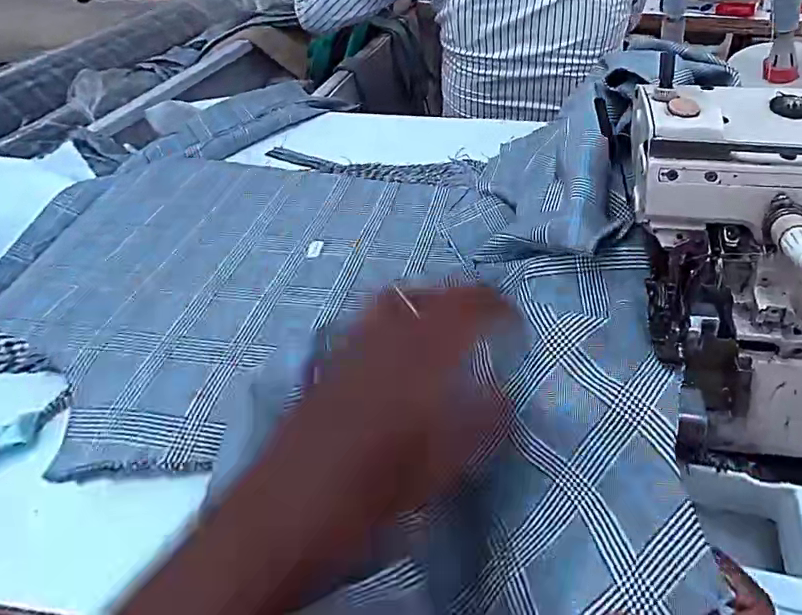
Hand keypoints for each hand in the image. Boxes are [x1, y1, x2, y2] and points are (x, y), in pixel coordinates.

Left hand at [262, 285, 514, 535]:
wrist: (288, 507)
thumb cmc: (371, 490)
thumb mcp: (438, 468)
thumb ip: (478, 425)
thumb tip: (505, 395)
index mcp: (421, 356)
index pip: (466, 307)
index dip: (494, 304)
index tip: (513, 317)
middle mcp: (388, 337)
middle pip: (432, 295)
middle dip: (465, 298)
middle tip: (486, 314)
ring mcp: (356, 342)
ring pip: (399, 298)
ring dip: (429, 300)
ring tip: (446, 320)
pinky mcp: (334, 357)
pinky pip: (372, 316)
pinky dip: (397, 314)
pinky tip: (399, 344)